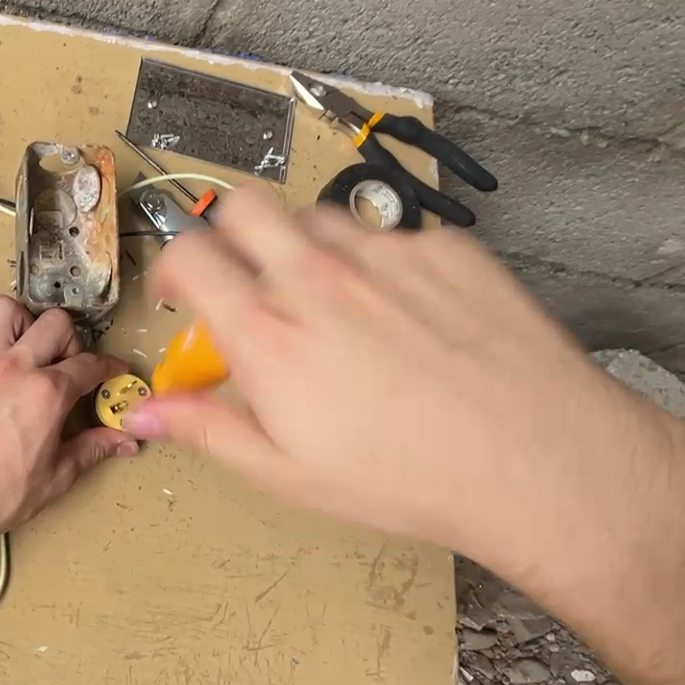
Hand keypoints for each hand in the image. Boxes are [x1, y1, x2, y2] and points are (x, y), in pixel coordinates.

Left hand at [0, 297, 137, 558]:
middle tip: (67, 366)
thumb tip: (125, 442)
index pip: (90, 364)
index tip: (113, 373)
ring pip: (3, 311)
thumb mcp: (58, 476)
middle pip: (55, 323)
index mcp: (47, 393)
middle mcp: (14, 368)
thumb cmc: (0, 495)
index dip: (110, 368)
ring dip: (19, 324)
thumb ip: (94, 449)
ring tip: (23, 349)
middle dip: (70, 340)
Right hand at [121, 183, 684, 583]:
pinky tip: (403, 315)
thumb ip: (205, 428)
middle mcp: (317, 276)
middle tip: (242, 274)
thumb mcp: (285, 471)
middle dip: (227, 230)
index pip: (188, 257)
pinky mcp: (445, 249)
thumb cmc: (403, 478)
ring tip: (324, 298)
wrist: (542, 464)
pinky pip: (388, 237)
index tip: (178, 291)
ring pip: (315, 217)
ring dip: (300, 246)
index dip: (169, 267)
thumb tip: (142, 413)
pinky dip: (375, 265)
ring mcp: (384, 254)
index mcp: (267, 331)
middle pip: (244, 206)